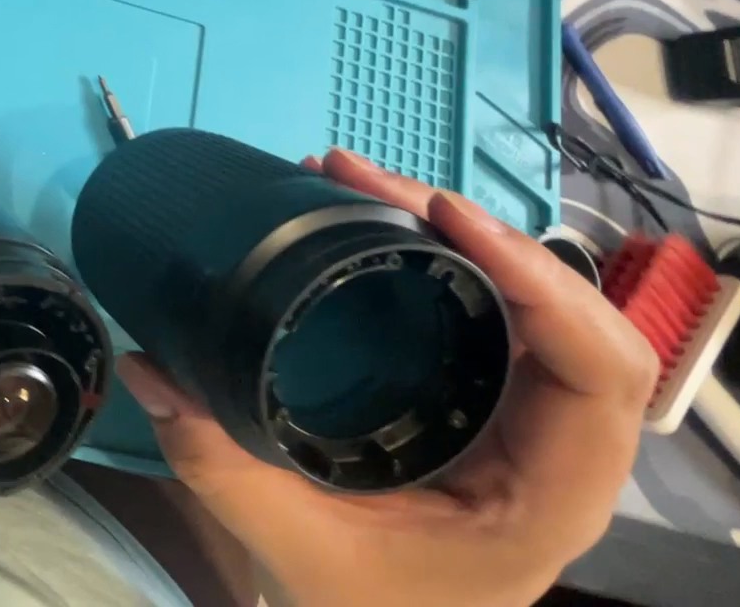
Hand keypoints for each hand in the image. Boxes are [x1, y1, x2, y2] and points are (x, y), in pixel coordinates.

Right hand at [118, 149, 657, 606]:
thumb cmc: (362, 601)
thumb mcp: (286, 538)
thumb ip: (216, 461)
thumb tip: (145, 366)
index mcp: (540, 488)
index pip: (593, 372)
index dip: (536, 281)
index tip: (437, 215)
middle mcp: (544, 437)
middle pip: (558, 311)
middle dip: (468, 226)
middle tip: (354, 174)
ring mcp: (508, 408)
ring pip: (517, 297)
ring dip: (443, 225)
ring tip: (344, 177)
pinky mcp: (467, 389)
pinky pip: (474, 306)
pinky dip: (426, 250)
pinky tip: (359, 216)